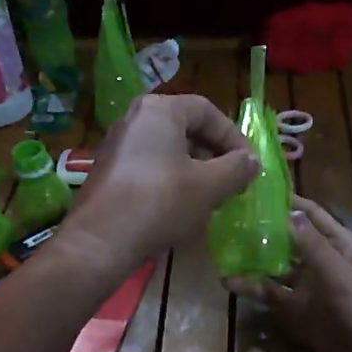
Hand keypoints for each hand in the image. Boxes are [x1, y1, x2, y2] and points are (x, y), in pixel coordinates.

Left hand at [57, 93, 255, 268]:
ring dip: (191, 170)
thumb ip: (236, 168)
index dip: (232, 136)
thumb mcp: (208, 186)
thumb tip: (252, 161)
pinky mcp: (105, 173)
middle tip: (229, 182)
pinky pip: (145, 168)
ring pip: (164, 151)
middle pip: (184, 129)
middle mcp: (132, 120)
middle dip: (211, 155)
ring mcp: (114, 146)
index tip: (247, 164)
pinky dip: (166, 181)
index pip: (207, 111)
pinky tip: (176, 207)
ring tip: (207, 197)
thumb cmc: (160, 203)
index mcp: (158, 110)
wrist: (99, 241)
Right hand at [228, 197, 351, 351]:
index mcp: (345, 248)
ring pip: (278, 270)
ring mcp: (311, 291)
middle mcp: (326, 265)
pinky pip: (273, 298)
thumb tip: (289, 213)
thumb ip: (314, 247)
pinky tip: (229, 283)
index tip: (259, 190)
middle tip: (230, 220)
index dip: (291, 203)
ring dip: (254, 262)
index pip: (315, 217)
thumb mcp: (343, 277)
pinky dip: (253, 290)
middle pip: (291, 242)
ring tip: (223, 251)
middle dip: (265, 231)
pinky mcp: (299, 315)